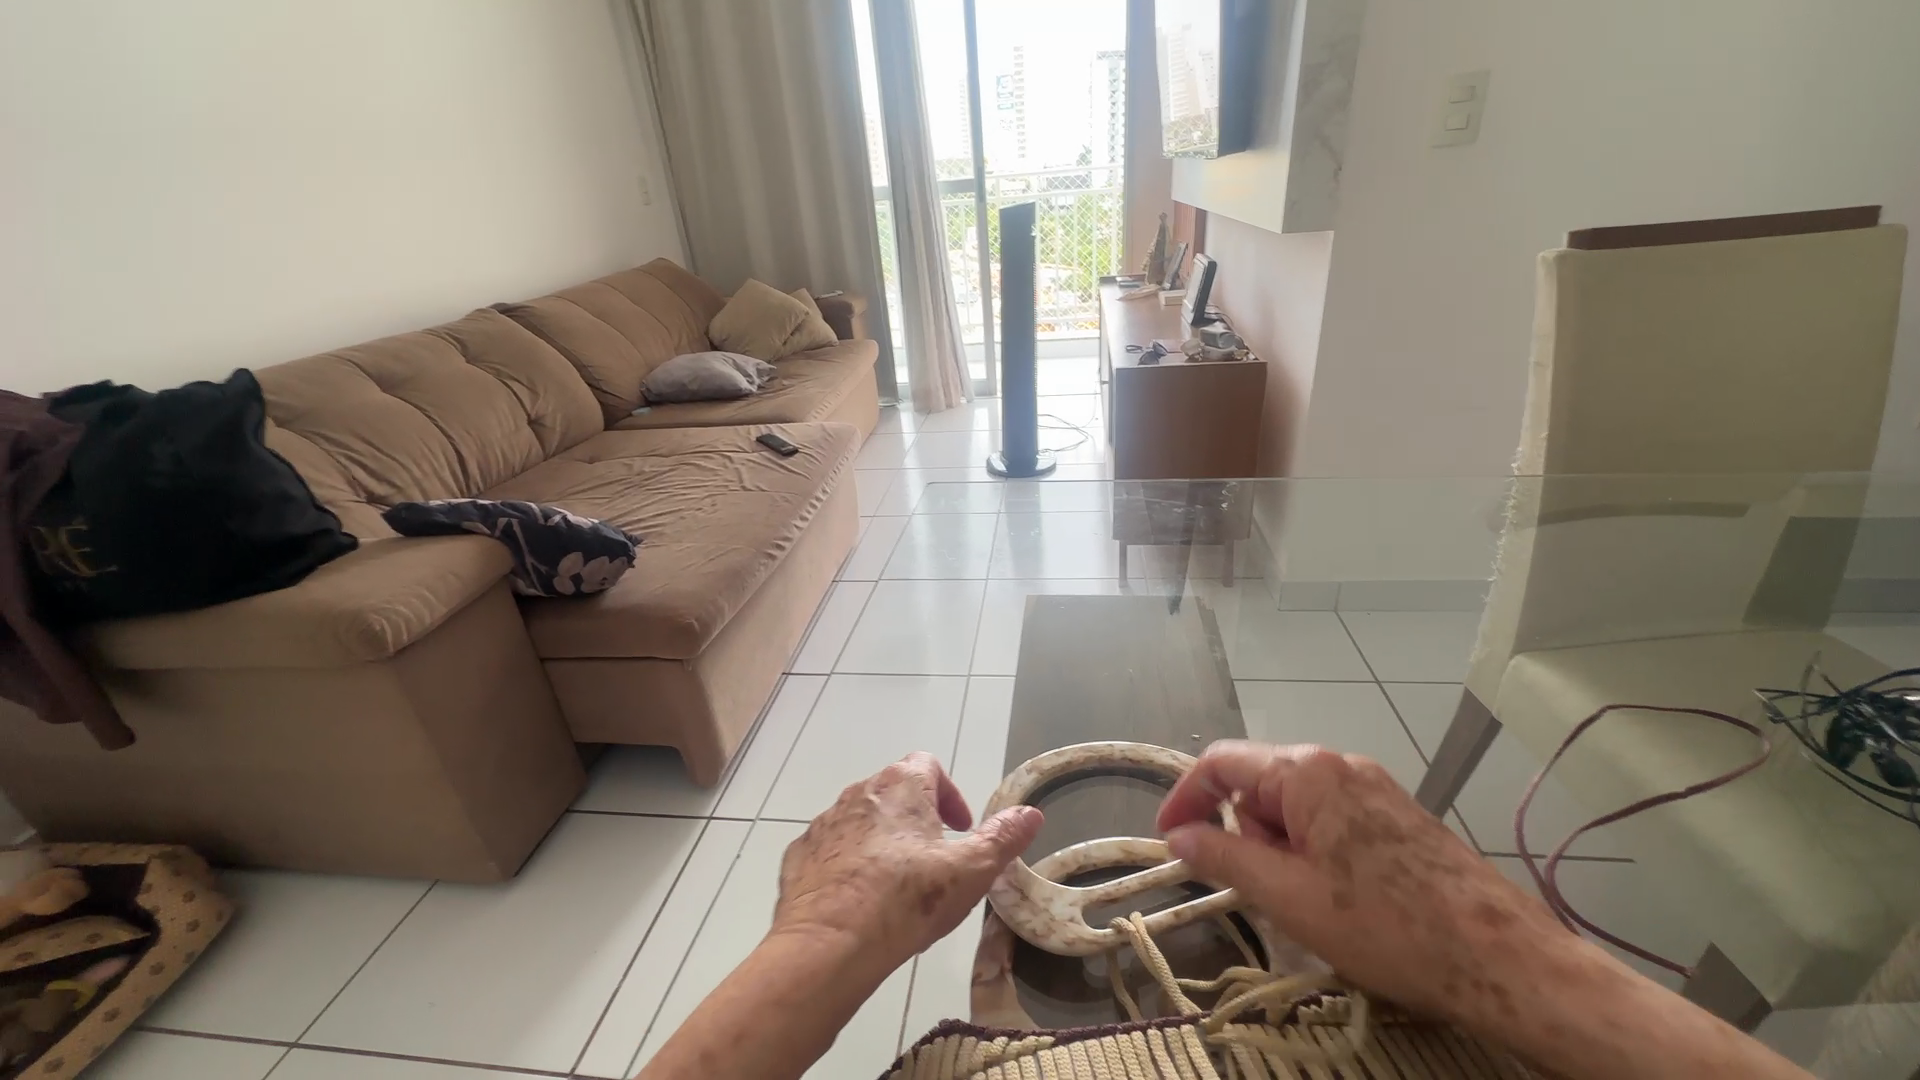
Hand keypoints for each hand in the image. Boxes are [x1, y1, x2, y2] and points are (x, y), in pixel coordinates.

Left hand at [773, 752, 1044, 969]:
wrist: (829, 942)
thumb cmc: (908, 898)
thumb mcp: (971, 871)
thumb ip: (1003, 838)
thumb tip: (1031, 813)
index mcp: (901, 785)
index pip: (928, 764)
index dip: (948, 793)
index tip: (959, 829)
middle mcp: (859, 792)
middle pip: (893, 790)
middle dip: (916, 817)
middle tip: (933, 859)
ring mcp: (824, 823)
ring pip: (860, 820)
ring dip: (880, 840)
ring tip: (895, 884)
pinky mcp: (800, 856)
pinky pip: (830, 850)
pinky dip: (847, 864)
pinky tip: (857, 901)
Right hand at [1157, 741, 1570, 1028]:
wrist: (1503, 960)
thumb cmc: (1384, 926)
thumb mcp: (1287, 897)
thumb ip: (1223, 857)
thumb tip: (1178, 837)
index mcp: (1306, 771)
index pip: (1222, 762)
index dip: (1187, 797)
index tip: (1169, 838)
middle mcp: (1338, 763)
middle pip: (1260, 782)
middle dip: (1243, 831)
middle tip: (1256, 887)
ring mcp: (1373, 785)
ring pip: (1295, 803)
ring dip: (1279, 844)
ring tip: (1305, 900)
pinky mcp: (1396, 813)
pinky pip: (1330, 816)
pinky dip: (1311, 847)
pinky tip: (1335, 893)